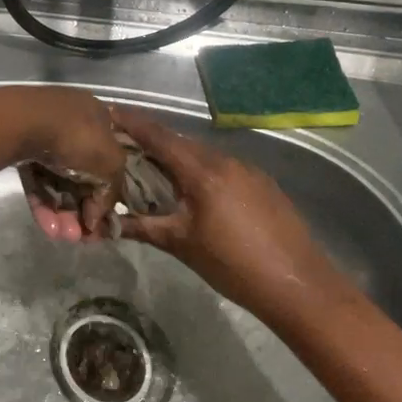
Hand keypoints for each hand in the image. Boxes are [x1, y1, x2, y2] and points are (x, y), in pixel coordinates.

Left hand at [1, 88, 125, 242]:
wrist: (22, 120)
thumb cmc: (77, 137)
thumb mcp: (111, 164)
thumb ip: (111, 191)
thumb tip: (96, 216)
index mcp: (97, 117)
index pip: (107, 159)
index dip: (106, 191)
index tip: (102, 219)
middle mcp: (71, 122)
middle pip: (80, 173)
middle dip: (80, 207)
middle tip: (79, 235)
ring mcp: (42, 134)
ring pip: (56, 179)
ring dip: (61, 211)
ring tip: (61, 235)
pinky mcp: (19, 148)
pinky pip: (35, 178)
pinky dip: (42, 202)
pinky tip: (46, 226)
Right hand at [110, 107, 342, 321]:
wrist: (301, 288)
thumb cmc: (235, 267)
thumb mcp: (181, 246)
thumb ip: (141, 226)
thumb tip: (100, 225)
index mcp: (202, 170)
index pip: (158, 135)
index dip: (130, 122)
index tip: (106, 112)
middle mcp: (225, 160)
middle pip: (178, 141)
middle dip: (149, 142)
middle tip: (122, 149)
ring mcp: (247, 169)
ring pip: (201, 154)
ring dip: (175, 158)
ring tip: (153, 172)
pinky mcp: (262, 182)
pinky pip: (221, 167)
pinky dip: (199, 171)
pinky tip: (193, 192)